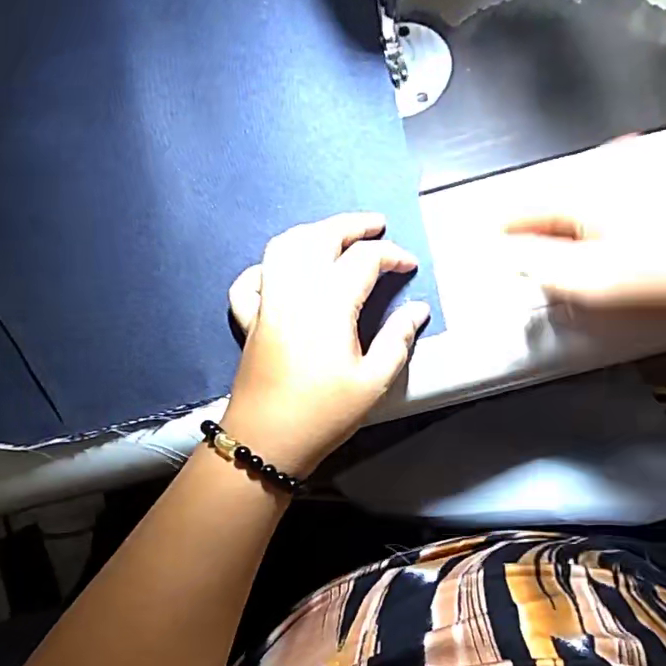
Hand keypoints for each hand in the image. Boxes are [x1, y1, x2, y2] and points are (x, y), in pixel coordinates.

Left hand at [218, 212, 431, 473]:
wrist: (267, 440)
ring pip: (284, 246)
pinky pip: (251, 279)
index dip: (391, 255)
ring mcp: (267, 302)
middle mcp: (295, 291)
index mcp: (329, 304)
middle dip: (352, 225)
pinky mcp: (249, 319)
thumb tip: (416, 311)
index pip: (363, 260)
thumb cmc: (323, 414)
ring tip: (335, 237)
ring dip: (312, 233)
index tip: (408, 265)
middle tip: (376, 226)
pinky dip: (268, 266)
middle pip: (320, 237)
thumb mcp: (373, 382)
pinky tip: (283, 272)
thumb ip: (397, 340)